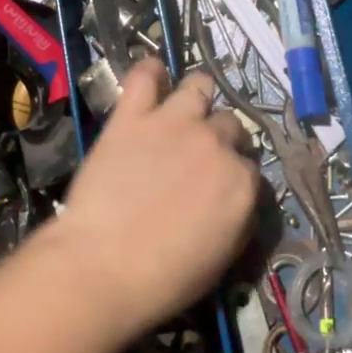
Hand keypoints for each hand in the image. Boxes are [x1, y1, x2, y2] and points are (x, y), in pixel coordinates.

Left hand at [49, 60, 259, 334]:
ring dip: (196, 98)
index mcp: (243, 182)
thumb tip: (236, 202)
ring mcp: (174, 123)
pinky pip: (145, 75)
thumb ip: (237, 220)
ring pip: (199, 87)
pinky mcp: (133, 116)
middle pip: (230, 126)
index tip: (218, 192)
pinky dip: (150, 74)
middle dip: (219, 140)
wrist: (102, 267)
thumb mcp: (222, 259)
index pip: (249, 169)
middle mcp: (217, 143)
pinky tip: (151, 79)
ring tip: (183, 111)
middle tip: (196, 161)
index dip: (233, 178)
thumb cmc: (164, 278)